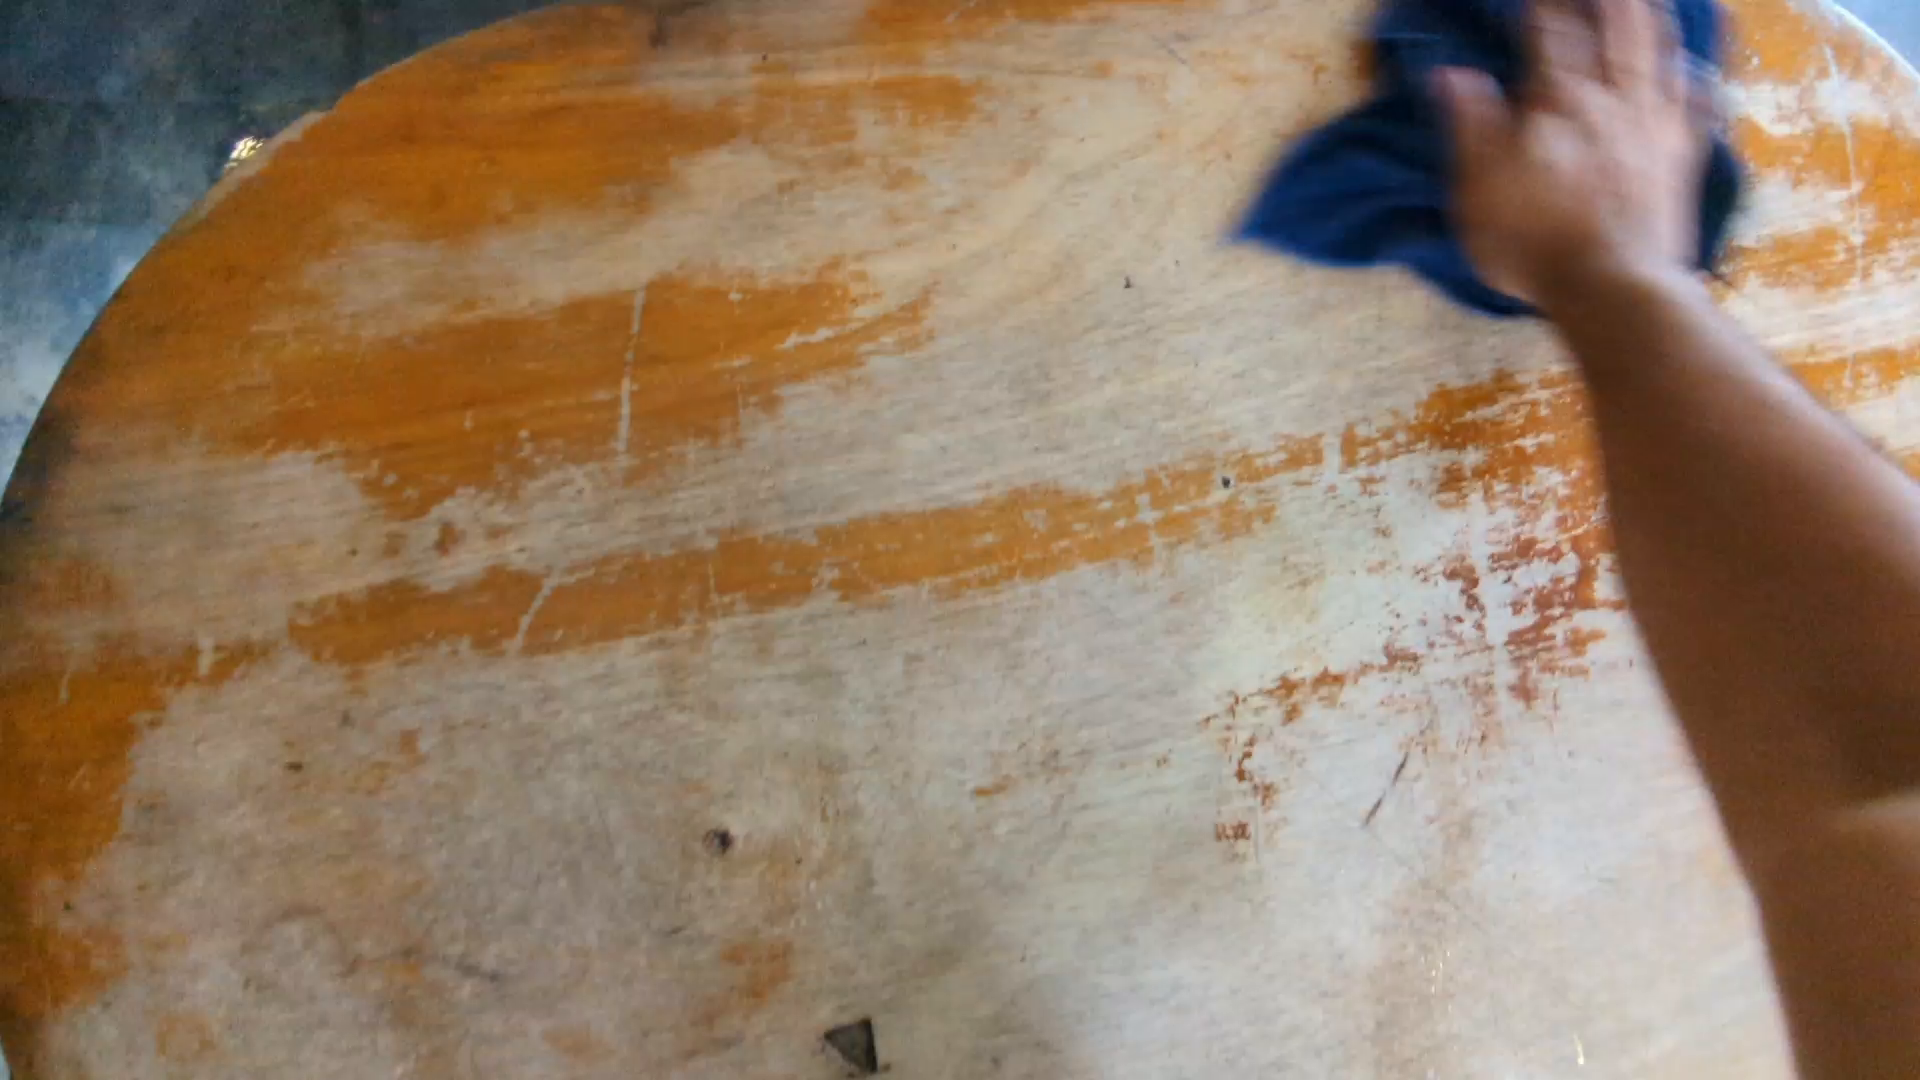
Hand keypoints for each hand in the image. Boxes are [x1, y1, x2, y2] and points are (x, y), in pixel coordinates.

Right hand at [1434, 0, 1712, 308]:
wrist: (1608, 280)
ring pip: (1657, 52)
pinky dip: (1688, 76)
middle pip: (1616, 30)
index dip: (1541, 11)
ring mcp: (1653, 122)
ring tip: (1641, 3)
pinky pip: (1691, 100)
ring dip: (1648, 20)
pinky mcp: (1678, 152)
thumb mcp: (1478, 190)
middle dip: (1604, 3)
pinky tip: (1685, 68)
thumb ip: (1471, 127)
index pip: (1551, 38)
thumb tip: (1453, 74)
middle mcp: (1613, 99)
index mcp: (1558, 105)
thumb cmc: (1527, 240)